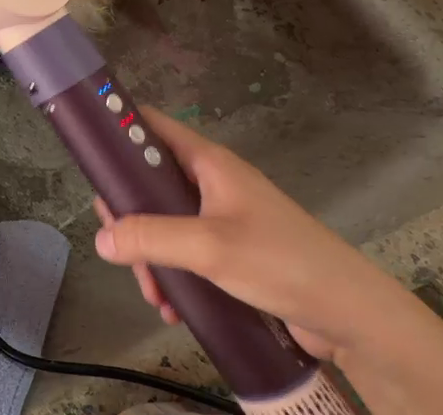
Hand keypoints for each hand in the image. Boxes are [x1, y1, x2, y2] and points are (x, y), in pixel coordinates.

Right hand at [92, 109, 415, 363]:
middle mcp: (211, 183)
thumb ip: (151, 238)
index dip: (115, 130)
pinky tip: (174, 306)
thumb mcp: (209, 247)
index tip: (88, 154)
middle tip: (119, 243)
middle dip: (127, 215)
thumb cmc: (282, 262)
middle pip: (147, 181)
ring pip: (163, 223)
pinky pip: (185, 253)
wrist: (355, 317)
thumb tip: (102, 238)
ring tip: (154, 294)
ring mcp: (222, 218)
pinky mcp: (232, 253)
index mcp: (207, 162)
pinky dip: (172, 274)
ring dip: (149, 255)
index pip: (149, 125)